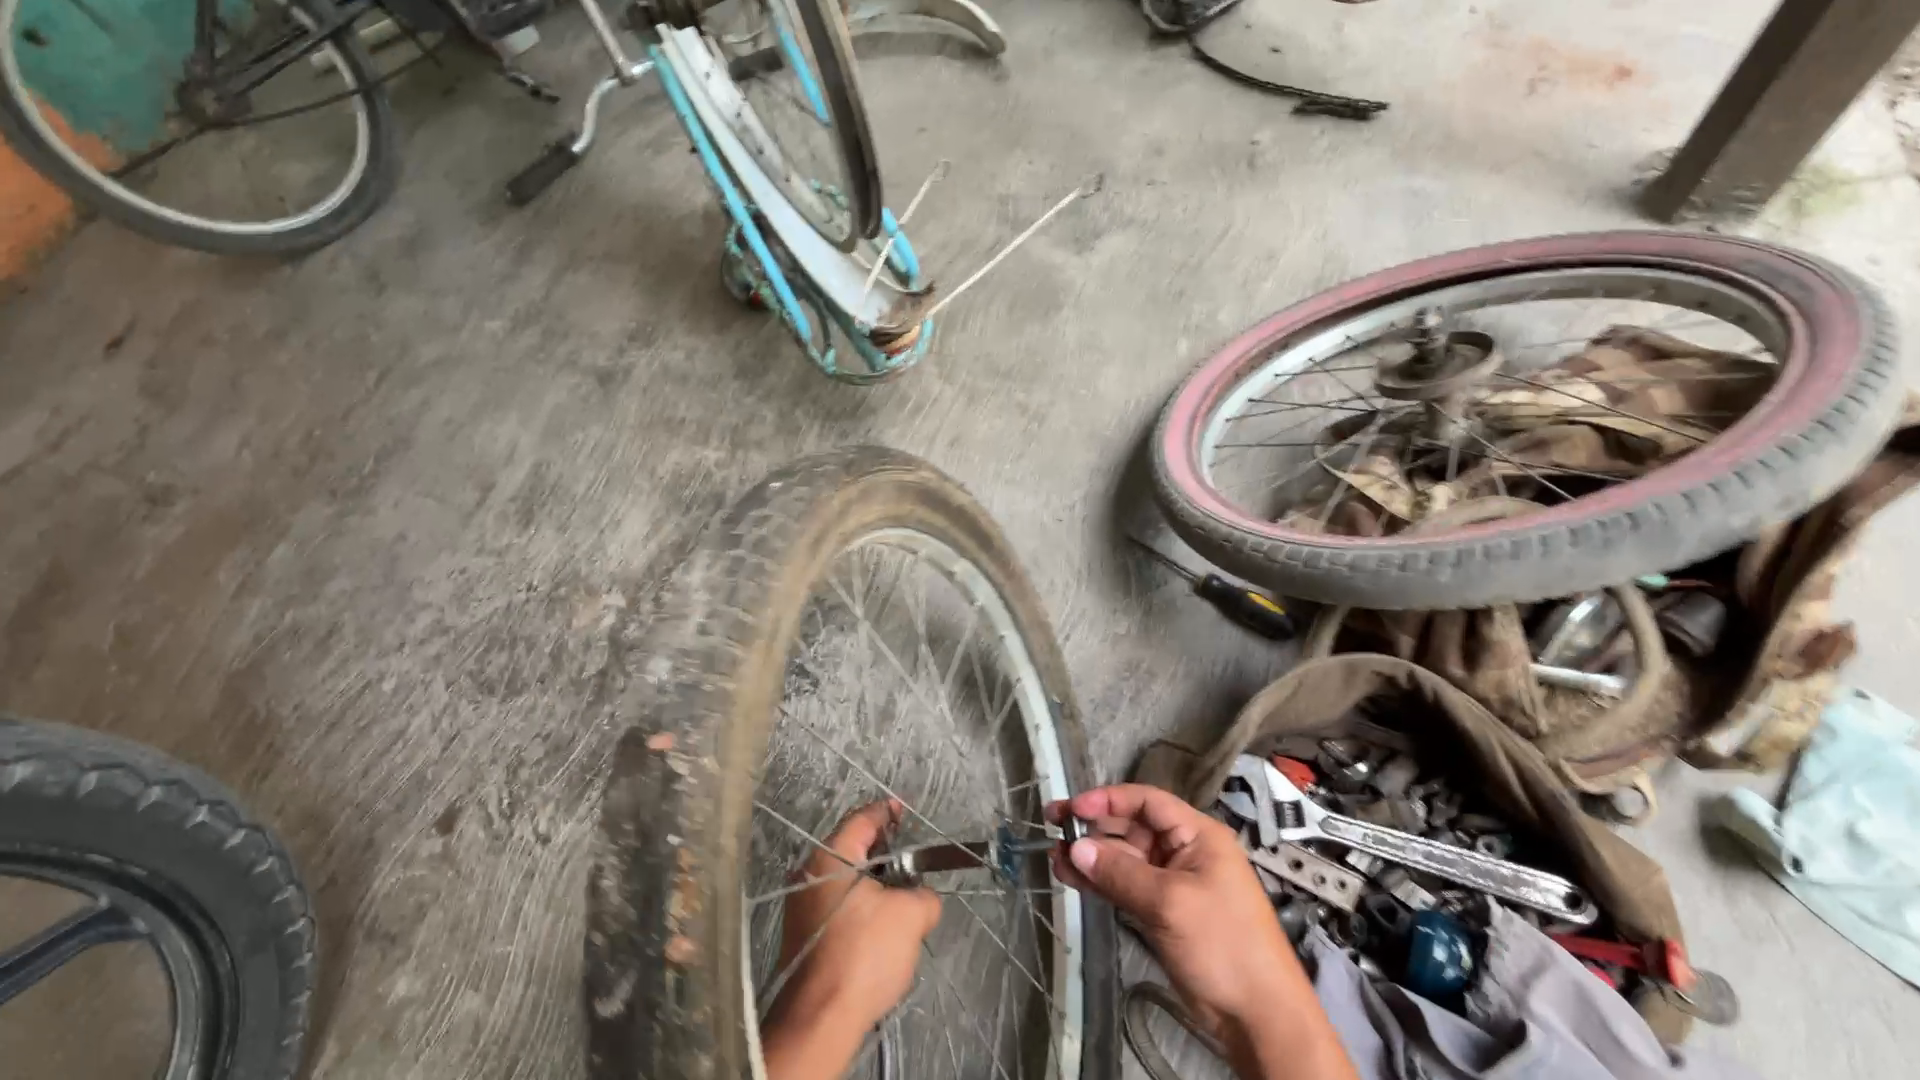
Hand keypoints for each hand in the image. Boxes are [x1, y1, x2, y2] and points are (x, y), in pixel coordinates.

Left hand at [759, 800, 942, 1079]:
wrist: (820, 1018)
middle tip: (914, 860)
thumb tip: (922, 897)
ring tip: (905, 896)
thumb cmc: (863, 955)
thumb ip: (924, 894)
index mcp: (829, 858)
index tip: (906, 810)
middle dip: (886, 853)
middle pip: (853, 849)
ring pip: (847, 880)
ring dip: (876, 883)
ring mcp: (802, 906)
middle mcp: (809, 874)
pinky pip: (840, 906)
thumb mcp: (910, 915)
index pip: (862, 818)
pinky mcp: (805, 934)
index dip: (888, 811)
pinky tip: (884, 924)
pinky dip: (863, 905)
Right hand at [1047, 784, 1358, 1079]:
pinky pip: (1125, 886)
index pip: (1148, 801)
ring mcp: (1172, 883)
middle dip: (1093, 828)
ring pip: (1124, 858)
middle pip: (1132, 828)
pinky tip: (1071, 878)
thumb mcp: (1170, 902)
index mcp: (1198, 835)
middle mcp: (1184, 852)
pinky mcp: (1162, 911)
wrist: (1256, 1013)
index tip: (1073, 808)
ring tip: (1053, 858)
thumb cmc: (1223, 943)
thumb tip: (1074, 848)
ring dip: (1091, 857)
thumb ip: (1120, 873)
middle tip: (1051, 827)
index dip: (1109, 799)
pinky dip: (1099, 881)